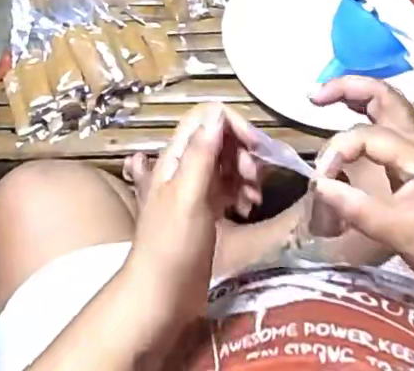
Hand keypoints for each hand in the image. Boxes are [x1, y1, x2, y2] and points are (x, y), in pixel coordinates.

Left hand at [119, 103, 261, 344]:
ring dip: (246, 172)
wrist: (158, 299)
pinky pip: (228, 186)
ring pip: (226, 161)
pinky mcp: (205, 209)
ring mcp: (195, 188)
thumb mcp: (187, 197)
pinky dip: (242, 191)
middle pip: (219, 137)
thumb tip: (216, 114)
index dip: (233, 125)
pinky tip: (247, 209)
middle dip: (243, 151)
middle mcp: (184, 166)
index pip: (206, 117)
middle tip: (254, 178)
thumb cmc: (171, 248)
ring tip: (253, 198)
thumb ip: (201, 155)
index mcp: (176, 157)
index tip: (255, 148)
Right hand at [308, 76, 413, 302]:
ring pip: (387, 106)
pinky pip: (388, 126)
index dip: (336, 151)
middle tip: (315, 96)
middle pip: (383, 95)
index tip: (319, 181)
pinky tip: (352, 124)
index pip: (364, 134)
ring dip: (357, 95)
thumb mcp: (402, 233)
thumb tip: (318, 184)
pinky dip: (366, 115)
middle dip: (347, 87)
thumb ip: (358, 207)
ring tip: (326, 99)